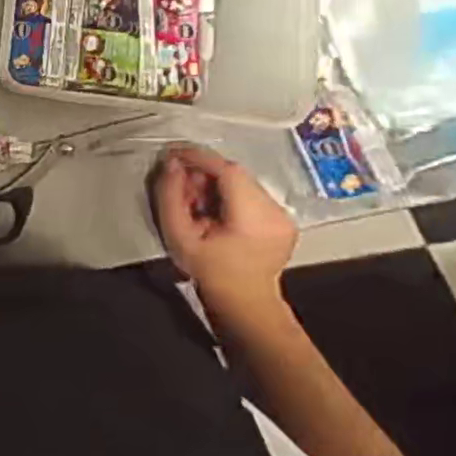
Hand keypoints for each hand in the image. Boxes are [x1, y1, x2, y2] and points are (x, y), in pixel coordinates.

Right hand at [152, 144, 296, 313]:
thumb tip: (171, 165)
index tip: (173, 154)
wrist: (244, 301)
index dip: (200, 158)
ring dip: (214, 184)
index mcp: (255, 218)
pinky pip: (250, 194)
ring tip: (195, 202)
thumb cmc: (208, 271)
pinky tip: (213, 210)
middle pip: (236, 175)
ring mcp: (284, 215)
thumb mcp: (178, 235)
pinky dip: (227, 194)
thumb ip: (171, 196)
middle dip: (204, 173)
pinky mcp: (282, 218)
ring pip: (243, 183)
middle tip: (179, 185)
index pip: (229, 172)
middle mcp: (277, 211)